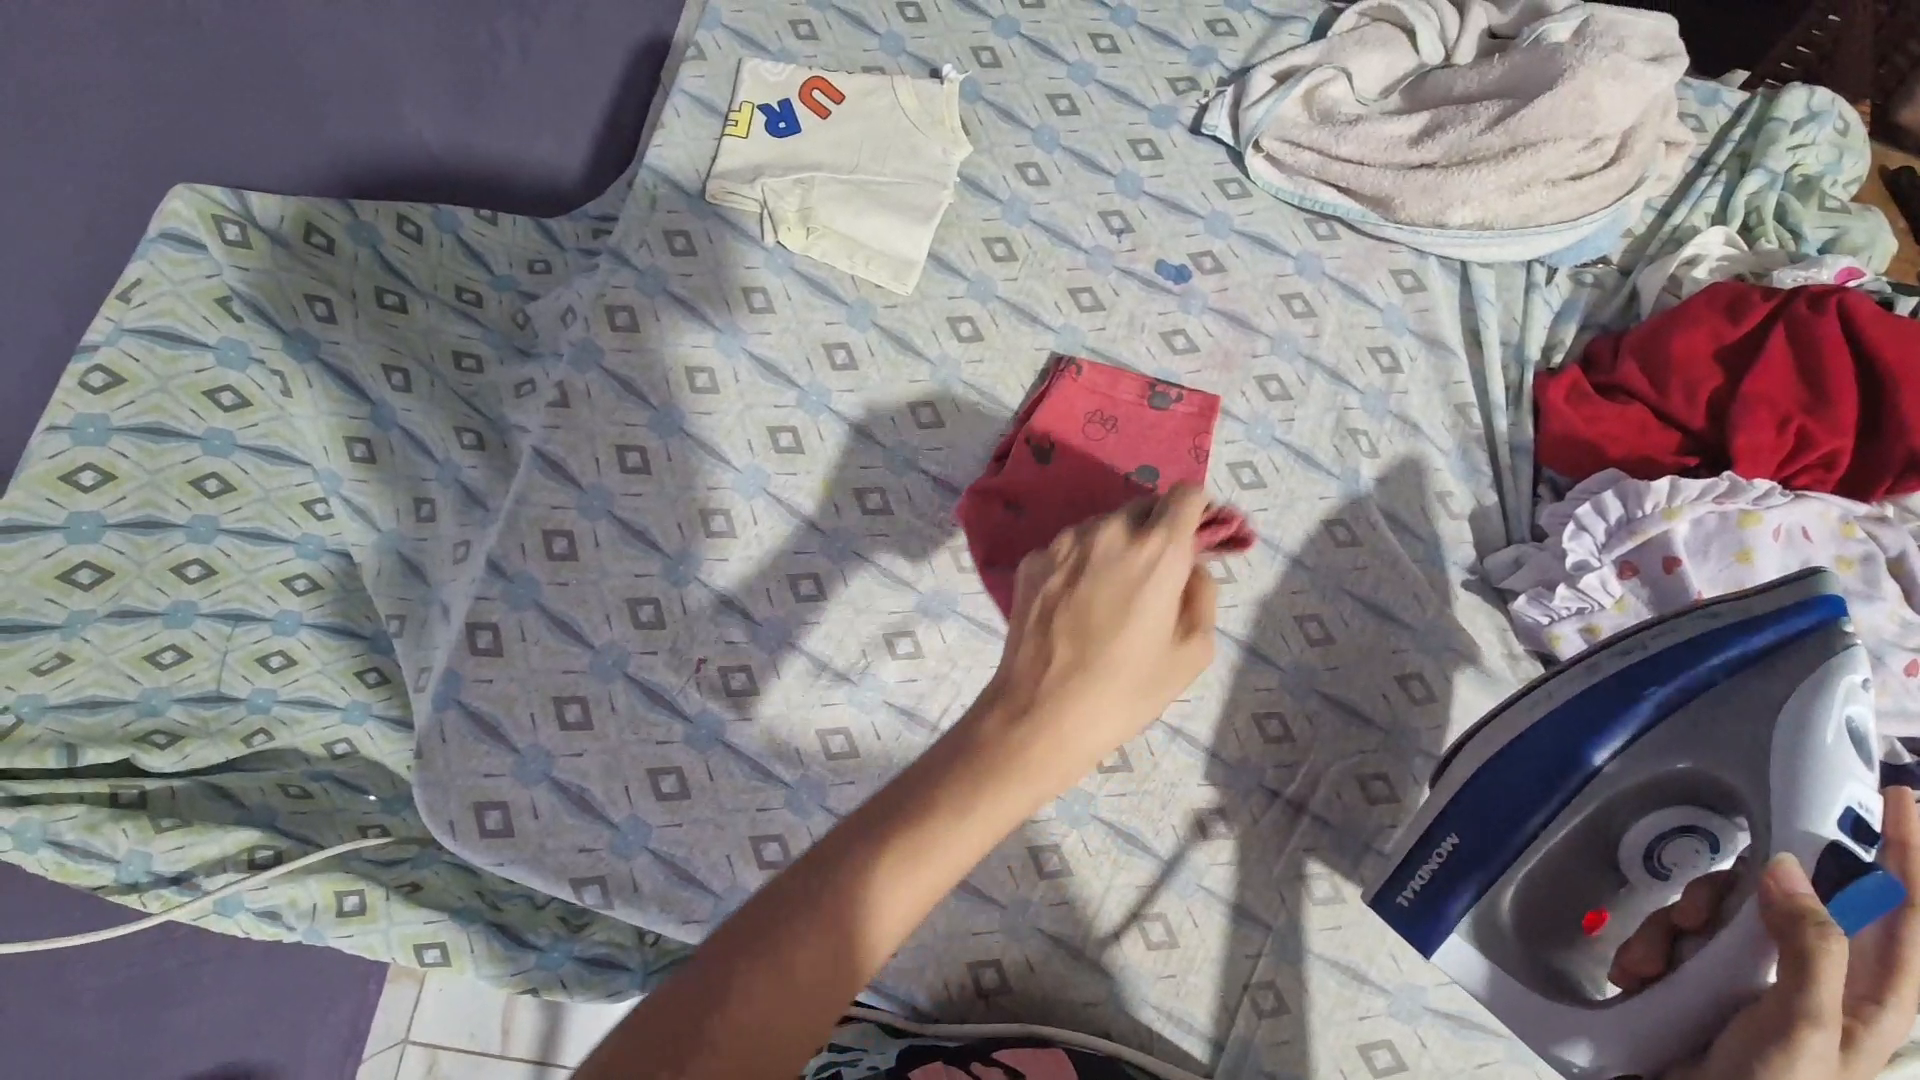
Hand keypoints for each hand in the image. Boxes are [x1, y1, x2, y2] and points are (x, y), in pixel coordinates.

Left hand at [972, 483, 1219, 788]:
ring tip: (1111, 594)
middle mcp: (1109, 531)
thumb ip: (1202, 595)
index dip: (1198, 512)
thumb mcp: (1192, 652)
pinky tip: (1075, 606)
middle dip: (1158, 530)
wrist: (1039, 713)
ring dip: (1117, 545)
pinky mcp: (1031, 562)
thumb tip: (1192, 568)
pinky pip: (1068, 549)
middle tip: (1156, 575)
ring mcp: (1063, 543)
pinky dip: (1080, 564)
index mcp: (1157, 549)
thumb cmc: (1125, 691)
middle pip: (1144, 507)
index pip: (1187, 494)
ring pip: (1103, 526)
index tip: (1197, 540)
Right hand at [1607, 787, 1919, 1079]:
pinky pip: (1674, 941)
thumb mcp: (1800, 1025)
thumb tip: (1791, 868)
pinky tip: (1639, 978)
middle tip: (1694, 918)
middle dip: (1725, 898)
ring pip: (1716, 916)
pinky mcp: (1706, 986)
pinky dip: (1649, 952)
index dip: (1908, 853)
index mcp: (1872, 994)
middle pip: (1778, 899)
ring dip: (1672, 932)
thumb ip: (1809, 947)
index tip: (1898, 798)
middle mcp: (1818, 978)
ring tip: (1654, 966)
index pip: (1907, 911)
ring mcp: (1756, 981)